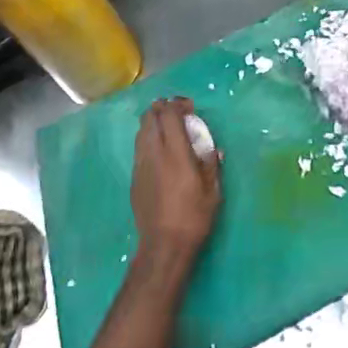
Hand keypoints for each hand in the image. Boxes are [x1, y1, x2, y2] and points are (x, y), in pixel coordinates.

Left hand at [129, 97, 221, 268]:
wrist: (163, 243)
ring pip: (141, 130)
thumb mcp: (212, 191)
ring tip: (168, 129)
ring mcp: (140, 163)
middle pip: (150, 116)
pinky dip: (148, 139)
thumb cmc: (194, 217)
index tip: (189, 106)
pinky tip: (160, 150)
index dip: (177, 104)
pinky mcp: (134, 175)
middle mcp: (154, 152)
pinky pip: (139, 146)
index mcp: (175, 153)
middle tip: (177, 113)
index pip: (169, 115)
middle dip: (162, 108)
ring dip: (153, 122)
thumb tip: (213, 148)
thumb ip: (211, 164)